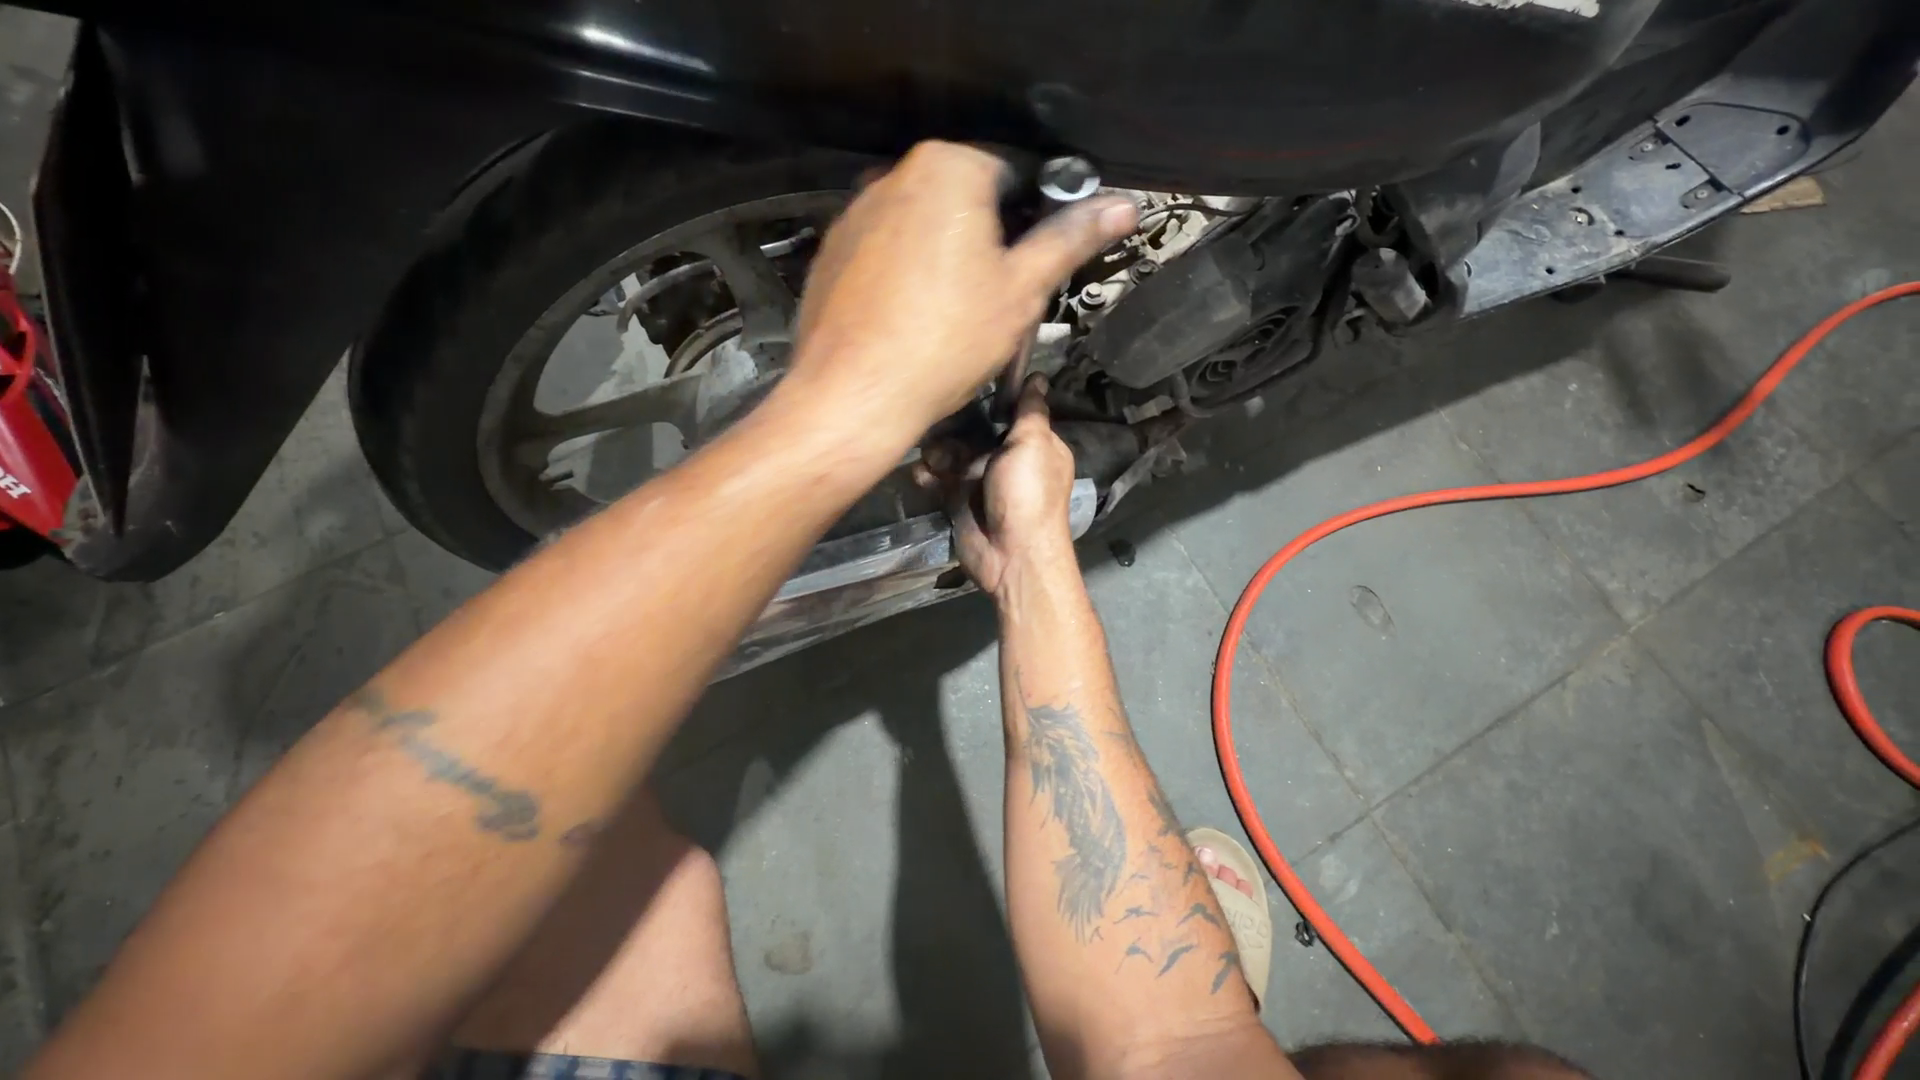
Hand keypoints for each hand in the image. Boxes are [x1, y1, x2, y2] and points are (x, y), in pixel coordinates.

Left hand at [782, 141, 1135, 448]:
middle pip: (965, 201)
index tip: (1033, 265)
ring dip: (946, 260)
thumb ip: (1069, 239)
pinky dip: (905, 278)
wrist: (854, 396)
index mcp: (948, 168)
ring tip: (953, 318)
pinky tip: (914, 321)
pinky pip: (885, 254)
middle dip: (988, 241)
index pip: (1014, 175)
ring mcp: (856, 214)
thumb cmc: (943, 343)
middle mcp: (894, 176)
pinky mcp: (833, 253)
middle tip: (998, 299)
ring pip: (923, 229)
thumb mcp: (1022, 290)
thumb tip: (1118, 208)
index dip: (1033, 222)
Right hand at [917, 375, 1077, 597]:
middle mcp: (1008, 460)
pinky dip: (929, 476)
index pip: (1009, 412)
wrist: (1012, 555)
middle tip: (937, 428)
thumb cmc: (1028, 494)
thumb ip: (1030, 410)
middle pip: (974, 431)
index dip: (988, 400)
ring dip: (936, 452)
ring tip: (930, 458)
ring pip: (952, 454)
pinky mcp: (960, 500)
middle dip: (953, 429)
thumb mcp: (1034, 444)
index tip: (963, 382)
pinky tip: (921, 476)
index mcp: (1034, 445)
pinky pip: (940, 480)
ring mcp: (982, 481)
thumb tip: (1038, 377)